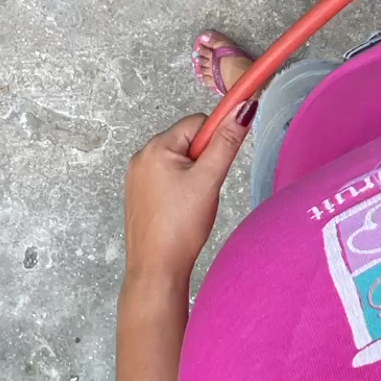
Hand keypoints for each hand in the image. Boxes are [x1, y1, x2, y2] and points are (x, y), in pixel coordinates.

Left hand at [123, 111, 250, 289]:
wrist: (156, 272)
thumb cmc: (180, 228)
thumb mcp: (209, 179)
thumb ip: (227, 141)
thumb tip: (243, 109)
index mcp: (156, 148)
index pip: (197, 123)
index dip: (215, 141)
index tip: (218, 165)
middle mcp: (141, 157)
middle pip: (188, 140)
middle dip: (204, 159)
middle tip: (205, 187)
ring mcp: (137, 177)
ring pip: (179, 159)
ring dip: (193, 173)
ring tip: (194, 201)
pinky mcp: (138, 194)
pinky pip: (167, 175)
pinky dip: (180, 186)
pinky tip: (183, 208)